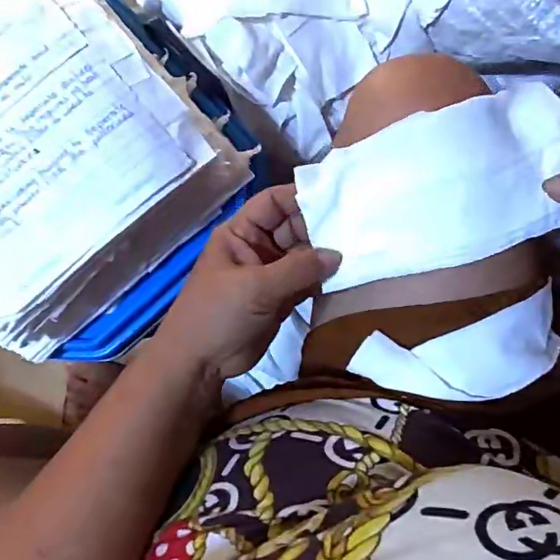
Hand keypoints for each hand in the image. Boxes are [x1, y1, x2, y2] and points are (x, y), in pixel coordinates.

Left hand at [153, 184, 339, 381]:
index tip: (339, 199)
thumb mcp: (255, 287)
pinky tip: (348, 276)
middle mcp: (257, 247)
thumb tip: (337, 254)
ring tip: (360, 251)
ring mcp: (270, 273)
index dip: (303, 197)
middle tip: (358, 230)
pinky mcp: (281, 297)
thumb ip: (297, 269)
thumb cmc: (217, 314)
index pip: (274, 202)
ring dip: (326, 255)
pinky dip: (324, 279)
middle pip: (295, 226)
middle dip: (322, 227)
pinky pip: (307, 280)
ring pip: (304, 254)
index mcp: (241, 233)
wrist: (199, 362)